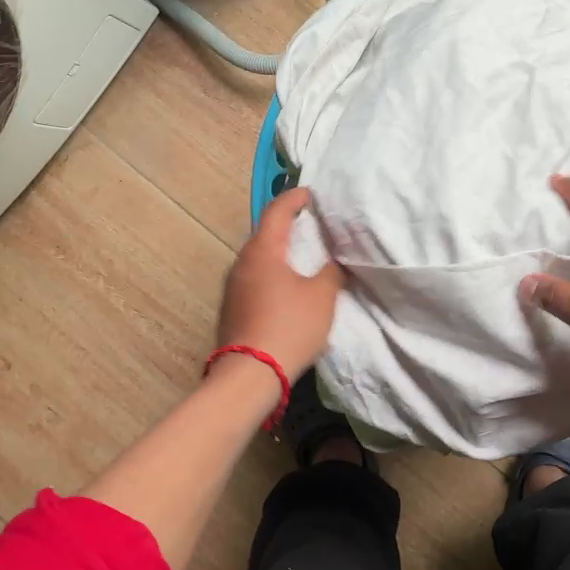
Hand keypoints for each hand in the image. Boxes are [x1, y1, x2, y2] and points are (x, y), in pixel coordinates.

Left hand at [216, 187, 344, 376]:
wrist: (250, 375)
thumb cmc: (289, 327)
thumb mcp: (322, 297)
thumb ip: (333, 271)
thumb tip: (337, 259)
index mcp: (263, 250)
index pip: (277, 211)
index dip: (295, 198)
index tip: (311, 194)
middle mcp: (242, 262)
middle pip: (265, 233)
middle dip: (289, 226)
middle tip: (314, 226)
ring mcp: (233, 286)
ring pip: (259, 258)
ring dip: (281, 252)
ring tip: (305, 257)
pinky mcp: (232, 308)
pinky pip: (255, 278)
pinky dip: (273, 273)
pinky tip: (289, 287)